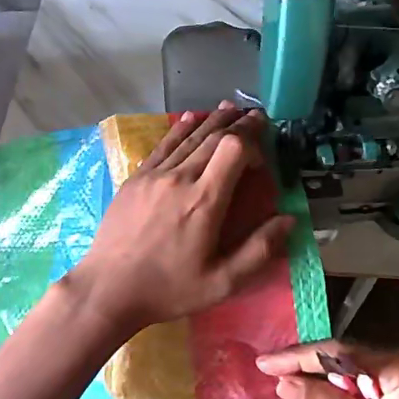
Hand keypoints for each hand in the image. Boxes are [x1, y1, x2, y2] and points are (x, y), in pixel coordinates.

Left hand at [69, 105, 294, 336]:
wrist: (108, 290)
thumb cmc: (168, 289)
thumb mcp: (222, 282)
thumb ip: (259, 250)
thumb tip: (289, 220)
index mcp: (204, 201)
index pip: (233, 150)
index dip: (252, 143)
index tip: (263, 155)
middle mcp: (180, 179)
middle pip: (213, 138)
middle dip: (238, 125)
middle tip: (256, 115)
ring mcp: (154, 175)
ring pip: (189, 137)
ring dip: (212, 121)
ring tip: (230, 108)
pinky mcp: (136, 178)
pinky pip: (163, 145)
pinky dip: (180, 129)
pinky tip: (191, 118)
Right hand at [257, 340, 398, 398]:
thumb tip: (284, 383)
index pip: (338, 353)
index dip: (298, 356)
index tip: (264, 362)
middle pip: (344, 355)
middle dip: (305, 362)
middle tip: (266, 368)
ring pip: (352, 368)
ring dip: (320, 375)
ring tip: (283, 378)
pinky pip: (364, 380)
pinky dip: (339, 388)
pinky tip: (318, 393)